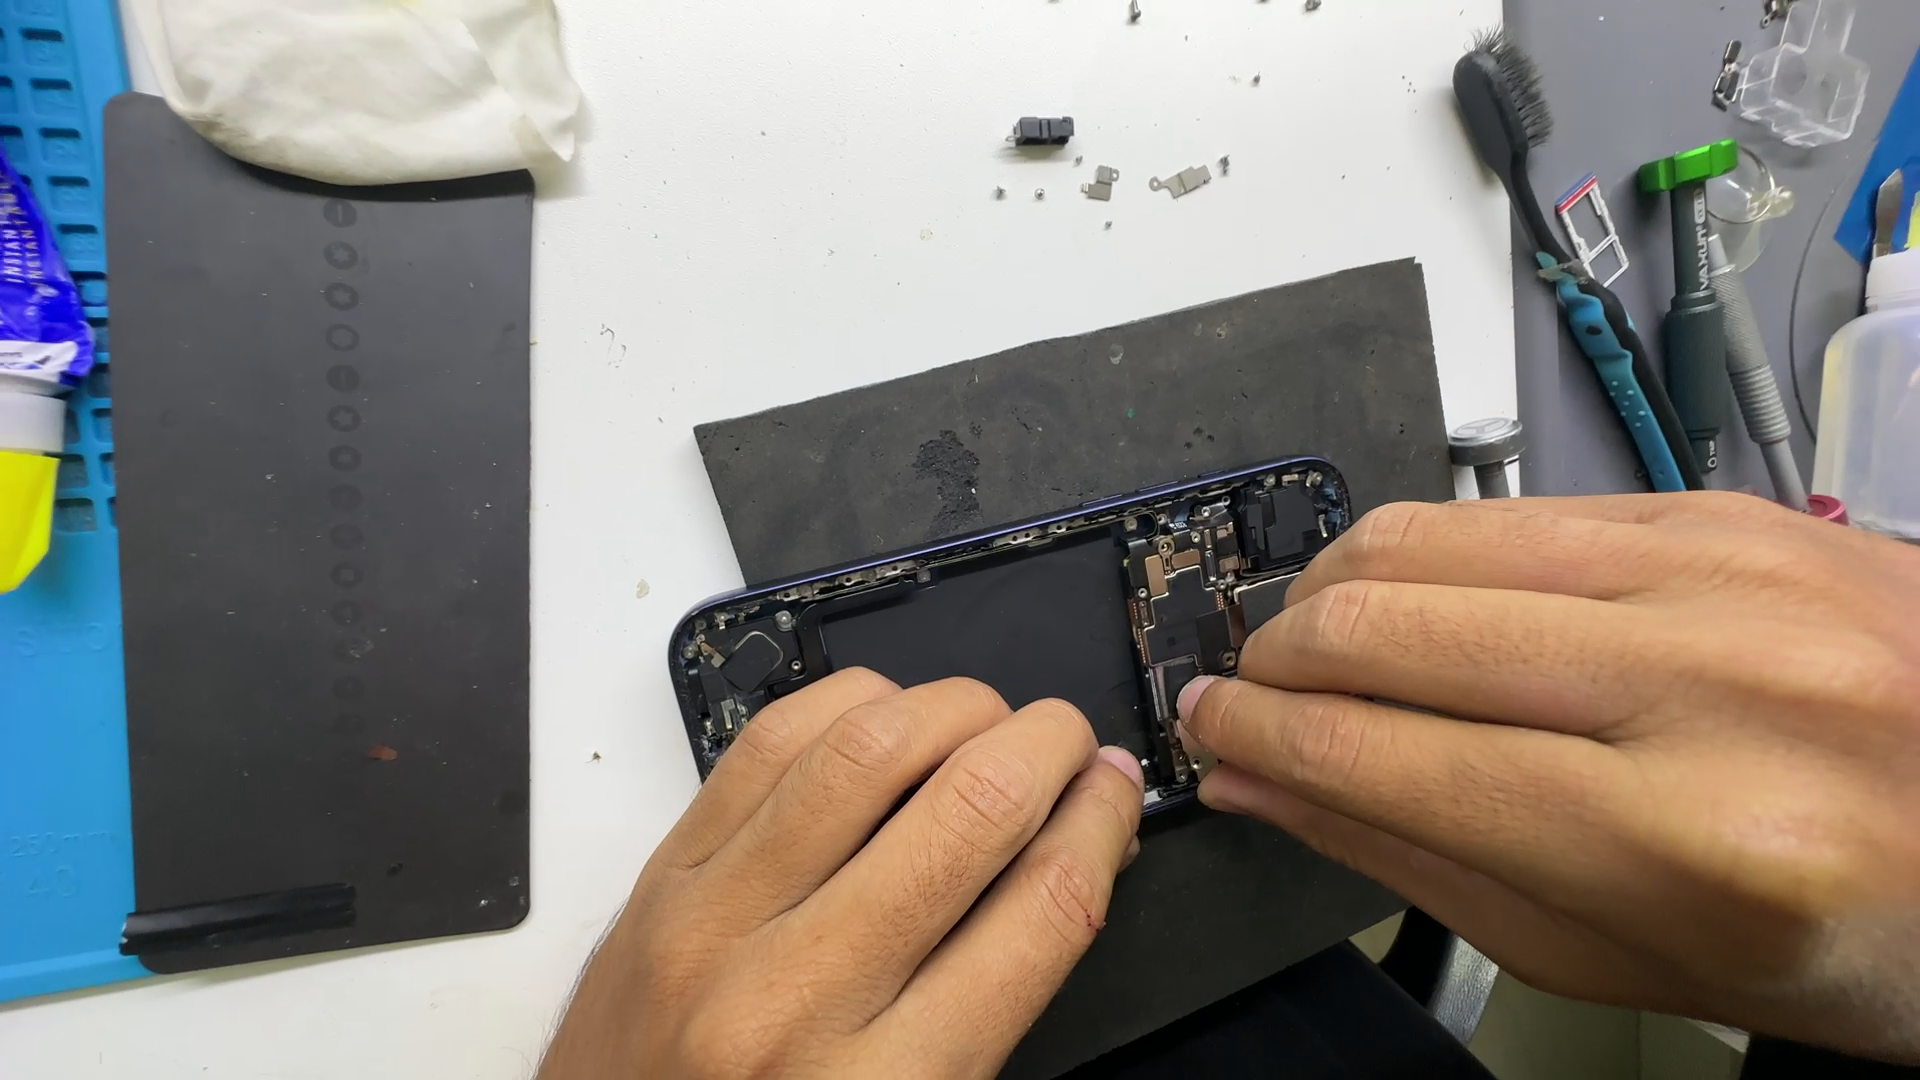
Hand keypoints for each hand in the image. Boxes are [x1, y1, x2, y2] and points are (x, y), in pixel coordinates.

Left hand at [540, 670, 1144, 1078]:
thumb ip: (1002, 982)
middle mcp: (799, 993)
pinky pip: (773, 737)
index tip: (1113, 786)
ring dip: (957, 706)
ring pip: (870, 748)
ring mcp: (716, 916)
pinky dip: (854, 700)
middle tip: (1067, 738)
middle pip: (967, 810)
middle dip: (1046, 745)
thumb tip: (1072, 840)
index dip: (1101, 822)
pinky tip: (888, 714)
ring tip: (986, 718)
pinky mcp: (666, 867)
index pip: (1041, 910)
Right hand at [1177, 493, 1919, 1061]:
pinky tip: (1410, 603)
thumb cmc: (1816, 934)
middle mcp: (1708, 686)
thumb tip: (1246, 781)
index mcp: (1684, 846)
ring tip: (1318, 641)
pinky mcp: (1705, 508)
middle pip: (1372, 630)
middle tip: (1252, 688)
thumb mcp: (1592, 947)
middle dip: (1269, 660)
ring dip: (1320, 595)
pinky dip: (1404, 558)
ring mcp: (1717, 570)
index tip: (1207, 724)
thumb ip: (1389, 848)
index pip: (1371, 757)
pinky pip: (1482, 508)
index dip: (1252, 734)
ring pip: (1406, 543)